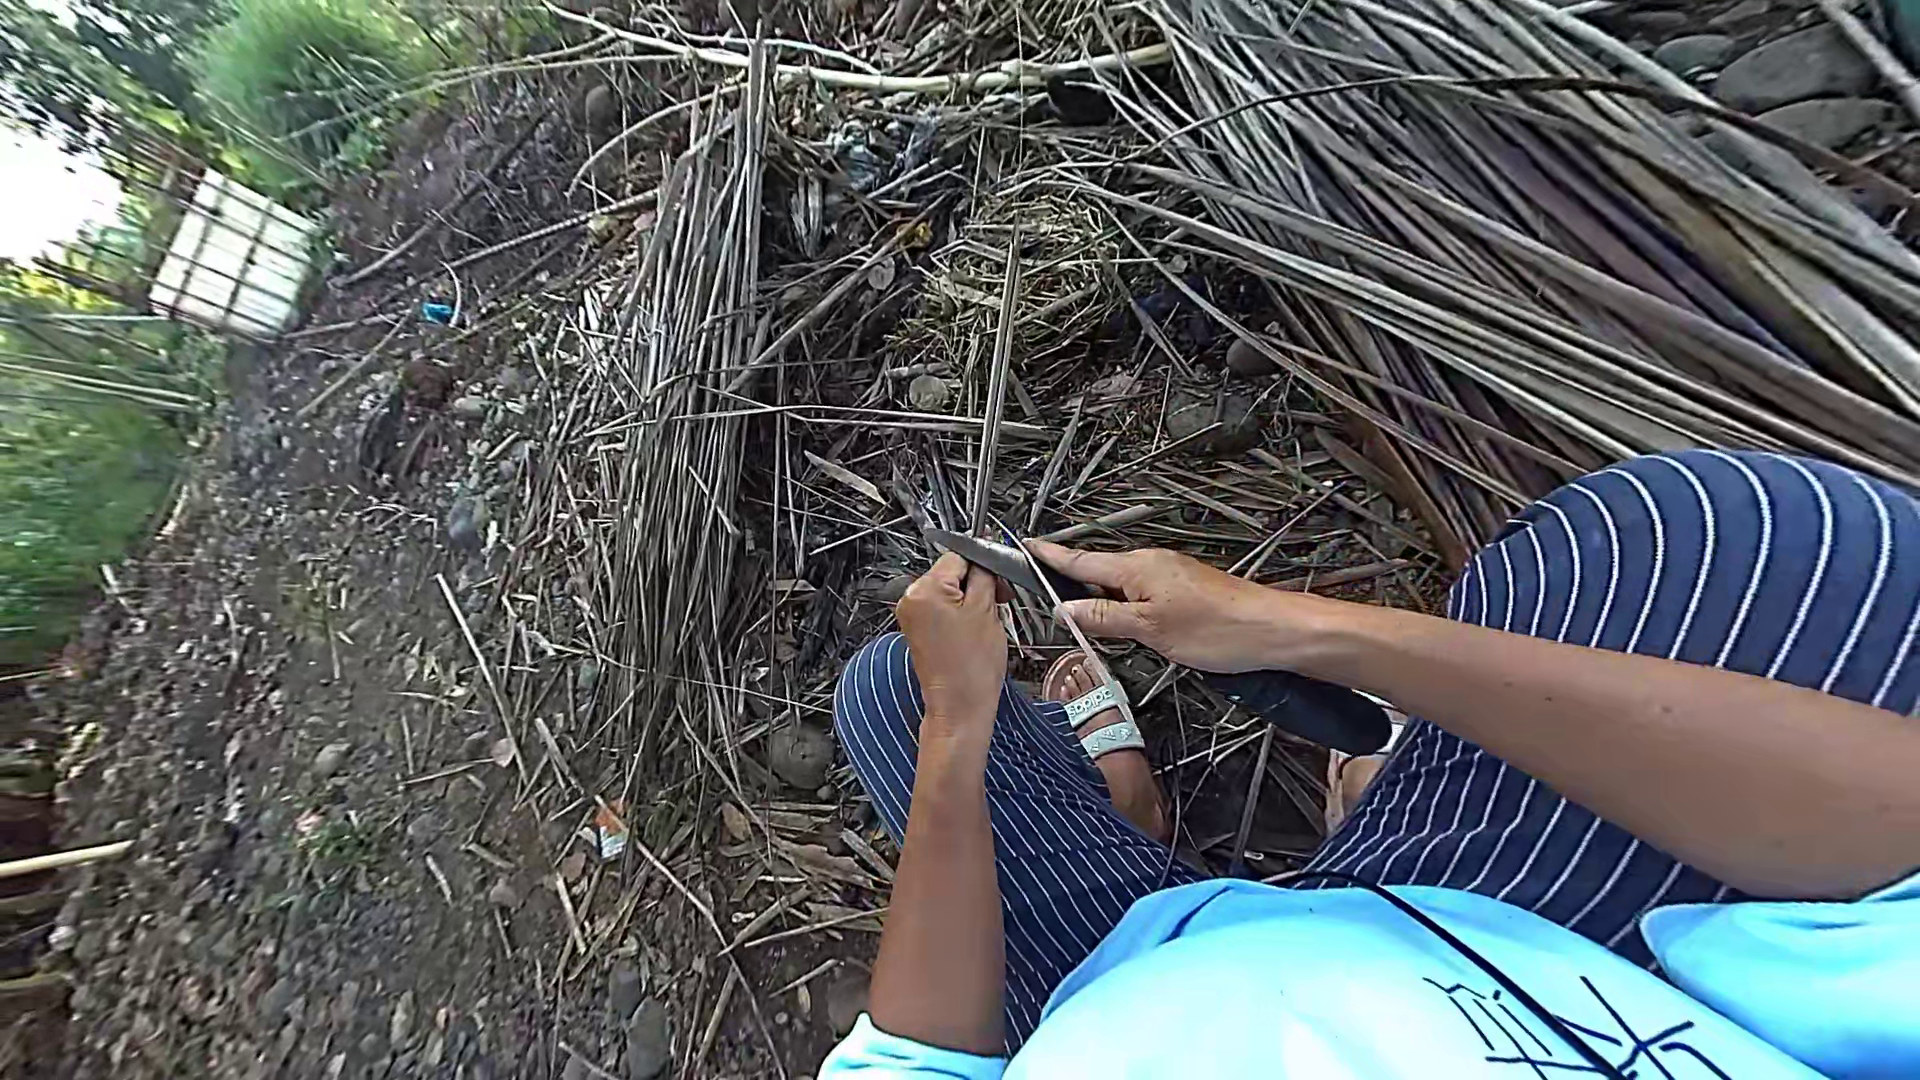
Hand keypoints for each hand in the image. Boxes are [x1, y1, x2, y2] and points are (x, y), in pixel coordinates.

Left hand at [896, 551, 1006, 737]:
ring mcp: (912, 615)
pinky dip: (960, 612)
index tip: (1000, 577)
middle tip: (999, 601)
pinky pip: (942, 607)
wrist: (960, 706)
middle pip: (952, 572)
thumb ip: (985, 576)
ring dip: (971, 598)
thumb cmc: (971, 667)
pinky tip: (974, 629)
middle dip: (978, 583)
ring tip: (986, 620)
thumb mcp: (986, 610)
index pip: (958, 556)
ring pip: (949, 590)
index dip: (984, 565)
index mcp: (924, 590)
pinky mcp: (918, 628)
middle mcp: (911, 599)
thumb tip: (985, 556)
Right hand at [1028, 540, 1333, 673]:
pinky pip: (1139, 591)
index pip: (1080, 558)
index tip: (1027, 547)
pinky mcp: (1181, 586)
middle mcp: (1149, 563)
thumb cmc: (1220, 628)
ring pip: (1119, 584)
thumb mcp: (1149, 629)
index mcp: (1136, 568)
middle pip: (1097, 571)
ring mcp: (1166, 573)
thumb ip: (1102, 617)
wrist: (1273, 631)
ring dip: (1100, 600)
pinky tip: (1128, 625)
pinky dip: (1124, 605)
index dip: (1050, 555)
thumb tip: (1066, 609)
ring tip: (1090, 623)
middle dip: (1072, 585)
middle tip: (1051, 601)